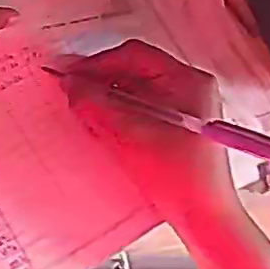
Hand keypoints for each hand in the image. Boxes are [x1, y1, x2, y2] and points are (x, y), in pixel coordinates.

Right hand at [63, 40, 239, 224]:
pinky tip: (100, 124)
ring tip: (83, 110)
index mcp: (186, 81)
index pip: (134, 55)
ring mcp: (180, 105)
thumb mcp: (129, 134)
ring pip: (131, 88)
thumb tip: (70, 83)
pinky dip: (114, 110)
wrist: (200, 212)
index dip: (97, 63)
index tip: (71, 76)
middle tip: (72, 92)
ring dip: (105, 96)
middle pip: (132, 70)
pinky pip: (136, 105)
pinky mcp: (171, 122)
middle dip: (99, 80)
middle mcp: (187, 87)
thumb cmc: (177, 174)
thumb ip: (96, 104)